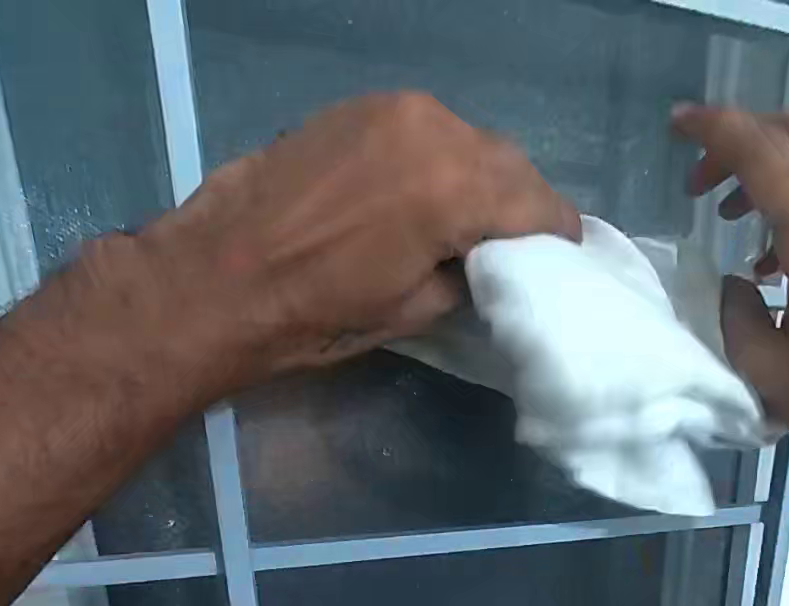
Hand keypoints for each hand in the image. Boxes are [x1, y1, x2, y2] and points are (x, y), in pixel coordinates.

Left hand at [85, 92, 579, 397]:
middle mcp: (433, 130)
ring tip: (477, 222)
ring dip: (484, 180)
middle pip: (508, 163)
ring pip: (469, 142)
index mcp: (453, 190)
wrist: (224, 276)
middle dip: (524, 204)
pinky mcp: (359, 108)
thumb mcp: (414, 311)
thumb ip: (465, 275)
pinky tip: (432, 194)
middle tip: (523, 243)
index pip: (535, 203)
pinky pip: (428, 132)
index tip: (564, 255)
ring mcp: (392, 110)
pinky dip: (444, 162)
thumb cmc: (322, 313)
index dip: (557, 232)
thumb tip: (484, 261)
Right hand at [673, 103, 788, 477]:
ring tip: (732, 219)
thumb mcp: (764, 367)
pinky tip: (773, 259)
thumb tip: (734, 284)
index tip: (677, 126)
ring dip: (771, 168)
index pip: (761, 153)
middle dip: (745, 138)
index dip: (714, 130)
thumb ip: (734, 315)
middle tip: (705, 184)